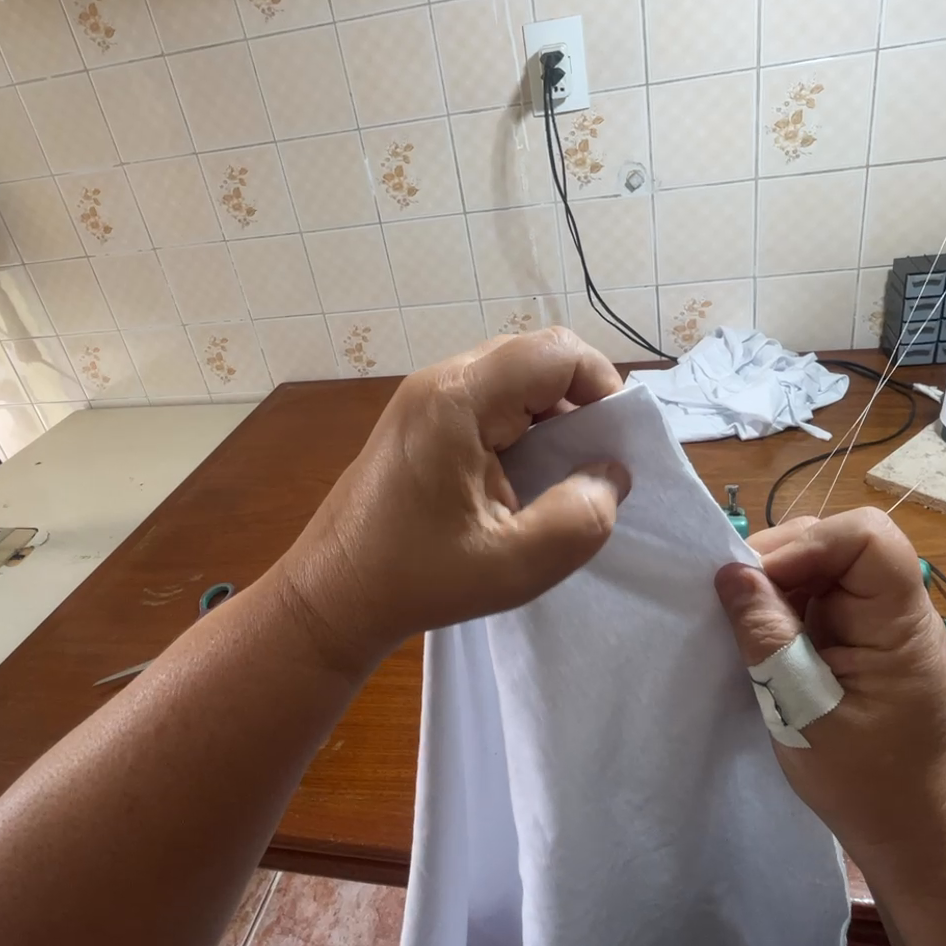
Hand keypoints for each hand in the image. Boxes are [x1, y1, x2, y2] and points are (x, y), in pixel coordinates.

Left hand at [275, 328, 630, 670]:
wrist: (332, 594)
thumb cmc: (417, 579)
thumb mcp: (516, 564)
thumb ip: (582, 518)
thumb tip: (611, 474)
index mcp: (458, 399)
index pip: (556, 352)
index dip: (601, 387)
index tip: (613, 444)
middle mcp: (438, 381)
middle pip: (533, 356)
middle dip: (578, 400)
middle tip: (590, 461)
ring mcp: (422, 397)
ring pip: (512, 377)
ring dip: (549, 415)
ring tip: (558, 473)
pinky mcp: (417, 419)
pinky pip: (486, 399)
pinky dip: (519, 425)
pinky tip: (519, 476)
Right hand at [715, 509, 945, 883]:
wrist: (899, 824)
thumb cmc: (861, 780)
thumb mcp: (803, 712)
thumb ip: (769, 637)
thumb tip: (730, 573)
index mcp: (900, 626)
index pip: (869, 540)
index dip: (811, 544)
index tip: (761, 582)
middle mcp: (893, 608)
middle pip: (837, 540)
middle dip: (780, 559)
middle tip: (737, 600)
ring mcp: (873, 617)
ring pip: (819, 559)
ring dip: (774, 579)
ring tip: (745, 616)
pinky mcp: (854, 629)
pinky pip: (812, 588)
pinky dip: (777, 598)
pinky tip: (760, 628)